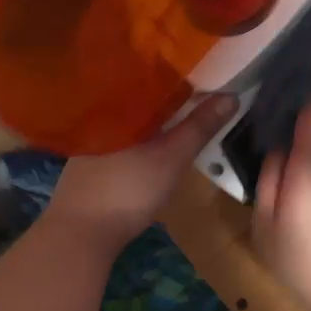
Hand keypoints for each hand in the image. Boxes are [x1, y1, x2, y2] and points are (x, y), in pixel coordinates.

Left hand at [43, 94, 237, 257]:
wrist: (79, 236)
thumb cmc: (127, 190)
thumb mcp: (173, 157)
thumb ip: (200, 127)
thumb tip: (231, 96)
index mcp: (118, 106)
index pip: (152, 79)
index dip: (180, 77)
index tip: (205, 74)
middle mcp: (100, 118)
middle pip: (141, 100)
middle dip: (169, 97)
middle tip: (200, 95)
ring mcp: (90, 143)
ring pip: (131, 121)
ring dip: (155, 119)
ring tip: (182, 116)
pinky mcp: (88, 164)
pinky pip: (121, 139)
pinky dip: (141, 138)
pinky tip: (153, 147)